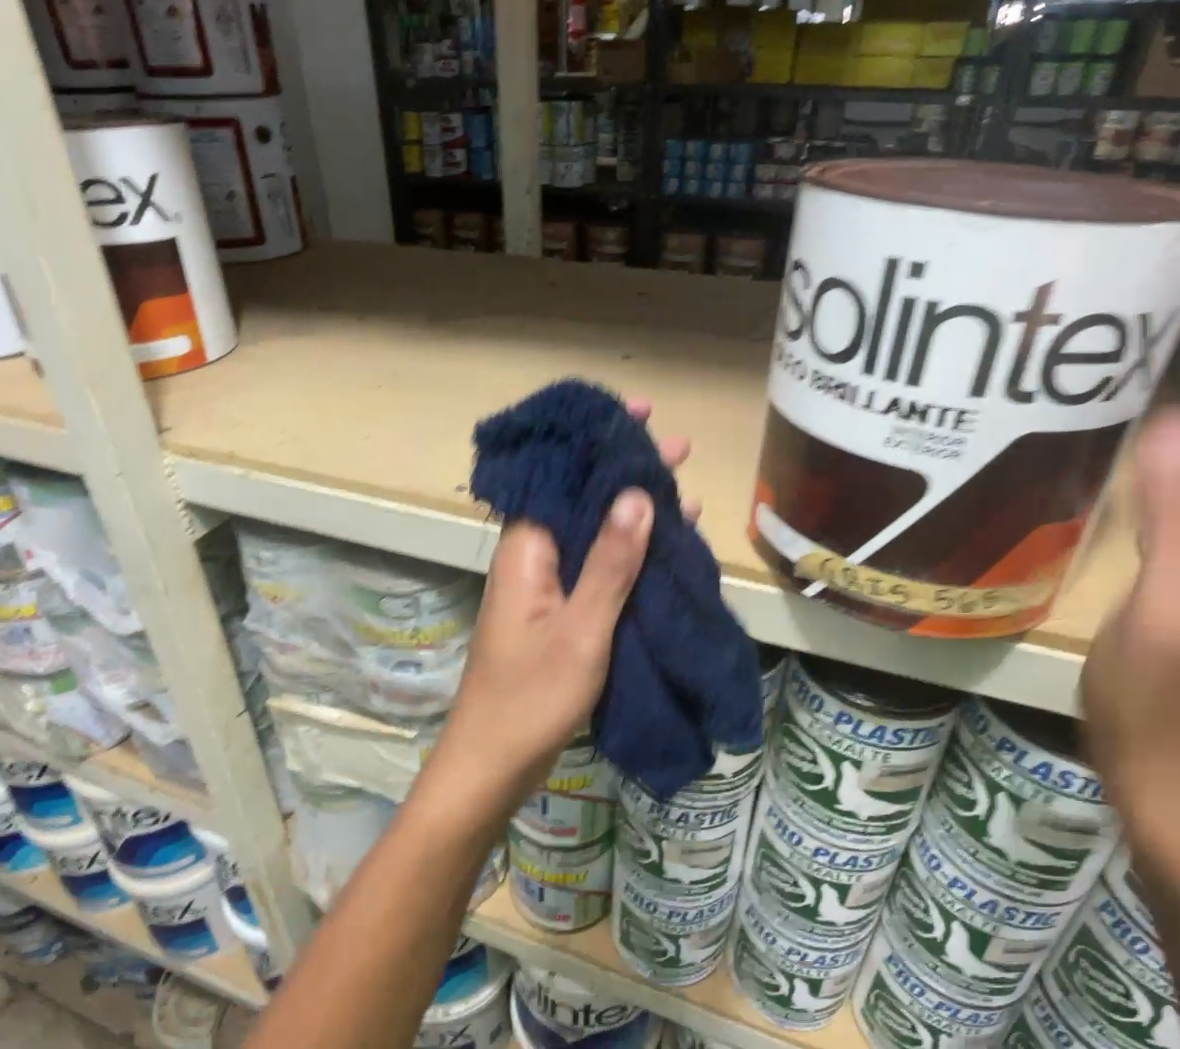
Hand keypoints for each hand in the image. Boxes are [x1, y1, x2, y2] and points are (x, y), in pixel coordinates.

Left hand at [430, 403, 690, 809]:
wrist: (493, 763)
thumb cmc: (532, 698)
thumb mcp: (581, 629)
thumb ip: (610, 562)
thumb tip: (637, 492)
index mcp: (527, 549)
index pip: (563, 475)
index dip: (600, 442)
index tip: (641, 415)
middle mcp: (532, 558)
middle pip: (580, 498)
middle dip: (626, 472)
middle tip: (680, 450)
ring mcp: (543, 587)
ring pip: (592, 533)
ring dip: (633, 512)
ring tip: (685, 489)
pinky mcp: (556, 613)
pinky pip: (596, 567)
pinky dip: (629, 553)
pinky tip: (664, 546)